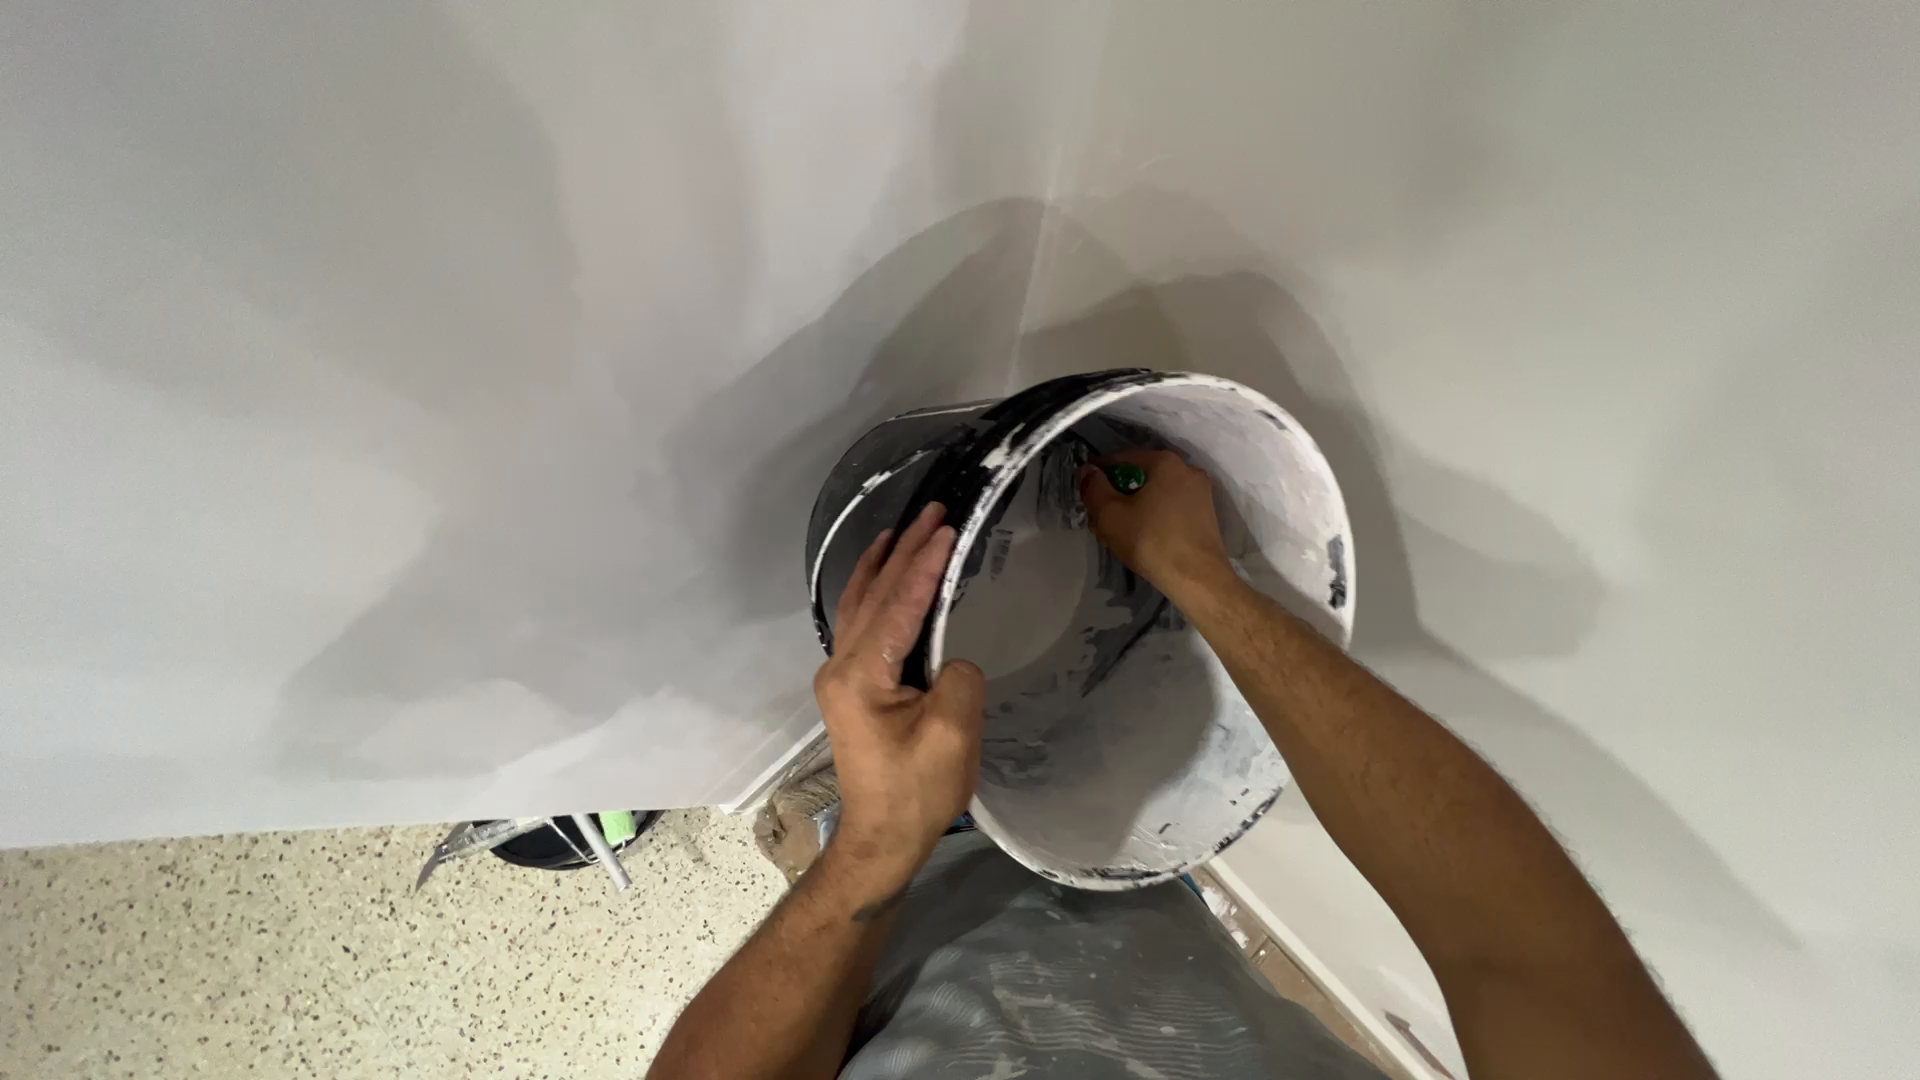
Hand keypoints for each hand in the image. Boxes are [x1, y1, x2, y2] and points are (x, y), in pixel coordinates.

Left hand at [813, 503, 985, 894]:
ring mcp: (840, 675)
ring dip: (884, 564)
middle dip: (904, 551)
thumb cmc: (917, 792)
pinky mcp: (850, 684)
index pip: (898, 605)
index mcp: (861, 676)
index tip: (948, 527)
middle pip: (874, 595)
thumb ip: (958, 679)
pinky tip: (885, 575)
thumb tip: (951, 657)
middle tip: (933, 511)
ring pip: (860, 603)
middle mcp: (841, 666)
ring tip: (904, 529)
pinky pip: (861, 622)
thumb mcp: (952, 736)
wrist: (881, 836)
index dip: (925, 564)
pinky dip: (876, 590)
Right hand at [1078, 448, 1233, 599]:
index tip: (1085, 485)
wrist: (1197, 578)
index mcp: (1166, 462)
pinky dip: (1155, 512)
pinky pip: (1172, 505)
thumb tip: (1087, 470)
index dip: (1100, 469)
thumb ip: (1093, 487)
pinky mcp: (1207, 514)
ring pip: (1158, 491)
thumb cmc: (1150, 541)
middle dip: (1119, 488)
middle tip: (1100, 509)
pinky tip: (1144, 532)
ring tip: (1120, 524)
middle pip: (1143, 473)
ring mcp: (1201, 493)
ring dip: (1137, 502)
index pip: (1123, 456)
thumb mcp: (1110, 514)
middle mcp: (1188, 470)